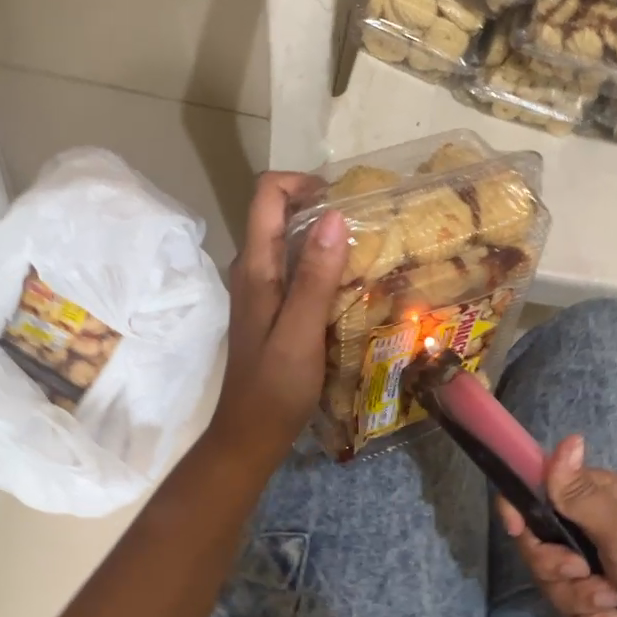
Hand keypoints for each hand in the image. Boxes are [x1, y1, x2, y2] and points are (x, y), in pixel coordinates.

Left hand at [208, 172, 348, 467]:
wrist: (251, 434)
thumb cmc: (275, 388)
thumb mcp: (300, 332)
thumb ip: (314, 277)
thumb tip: (334, 217)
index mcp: (255, 268)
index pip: (267, 194)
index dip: (302, 182)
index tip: (343, 201)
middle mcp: (253, 270)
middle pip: (279, 213)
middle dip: (320, 208)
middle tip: (366, 228)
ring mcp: (261, 290)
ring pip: (289, 242)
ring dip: (324, 238)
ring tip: (366, 253)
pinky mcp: (273, 309)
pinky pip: (296, 270)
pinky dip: (322, 266)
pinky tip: (349, 287)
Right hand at [499, 435, 616, 616]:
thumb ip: (581, 495)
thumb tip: (567, 438)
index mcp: (600, 499)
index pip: (541, 490)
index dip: (521, 509)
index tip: (518, 529)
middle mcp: (593, 529)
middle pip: (538, 544)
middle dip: (556, 568)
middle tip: (584, 574)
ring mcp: (597, 570)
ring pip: (553, 582)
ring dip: (580, 600)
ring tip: (616, 606)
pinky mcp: (601, 606)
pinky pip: (572, 612)